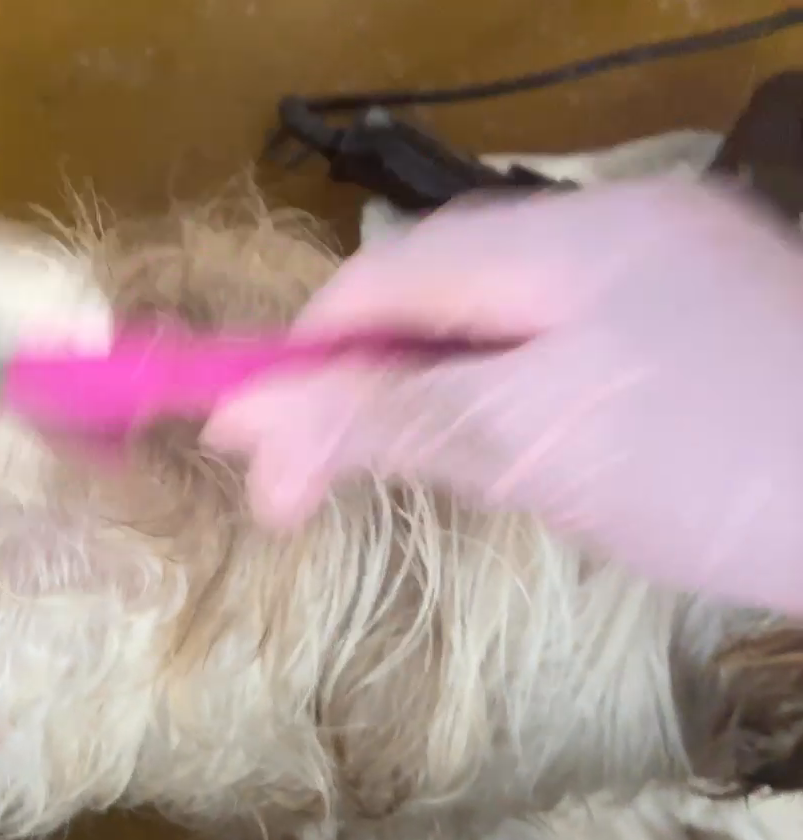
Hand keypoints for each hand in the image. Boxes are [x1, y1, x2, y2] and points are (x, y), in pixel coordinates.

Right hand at [204, 178, 802, 614]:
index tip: (263, 452)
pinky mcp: (662, 323)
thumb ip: (366, 419)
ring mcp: (639, 275)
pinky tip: (481, 445)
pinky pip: (516, 349)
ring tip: (403, 467)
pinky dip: (467, 400)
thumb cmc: (730, 473)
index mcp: (567, 240)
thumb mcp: (519, 446)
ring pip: (458, 330)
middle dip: (349, 387)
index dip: (298, 360)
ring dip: (403, 399)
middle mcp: (599, 234)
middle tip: (312, 483)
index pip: (371, 281)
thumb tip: (231, 421)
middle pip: (411, 300)